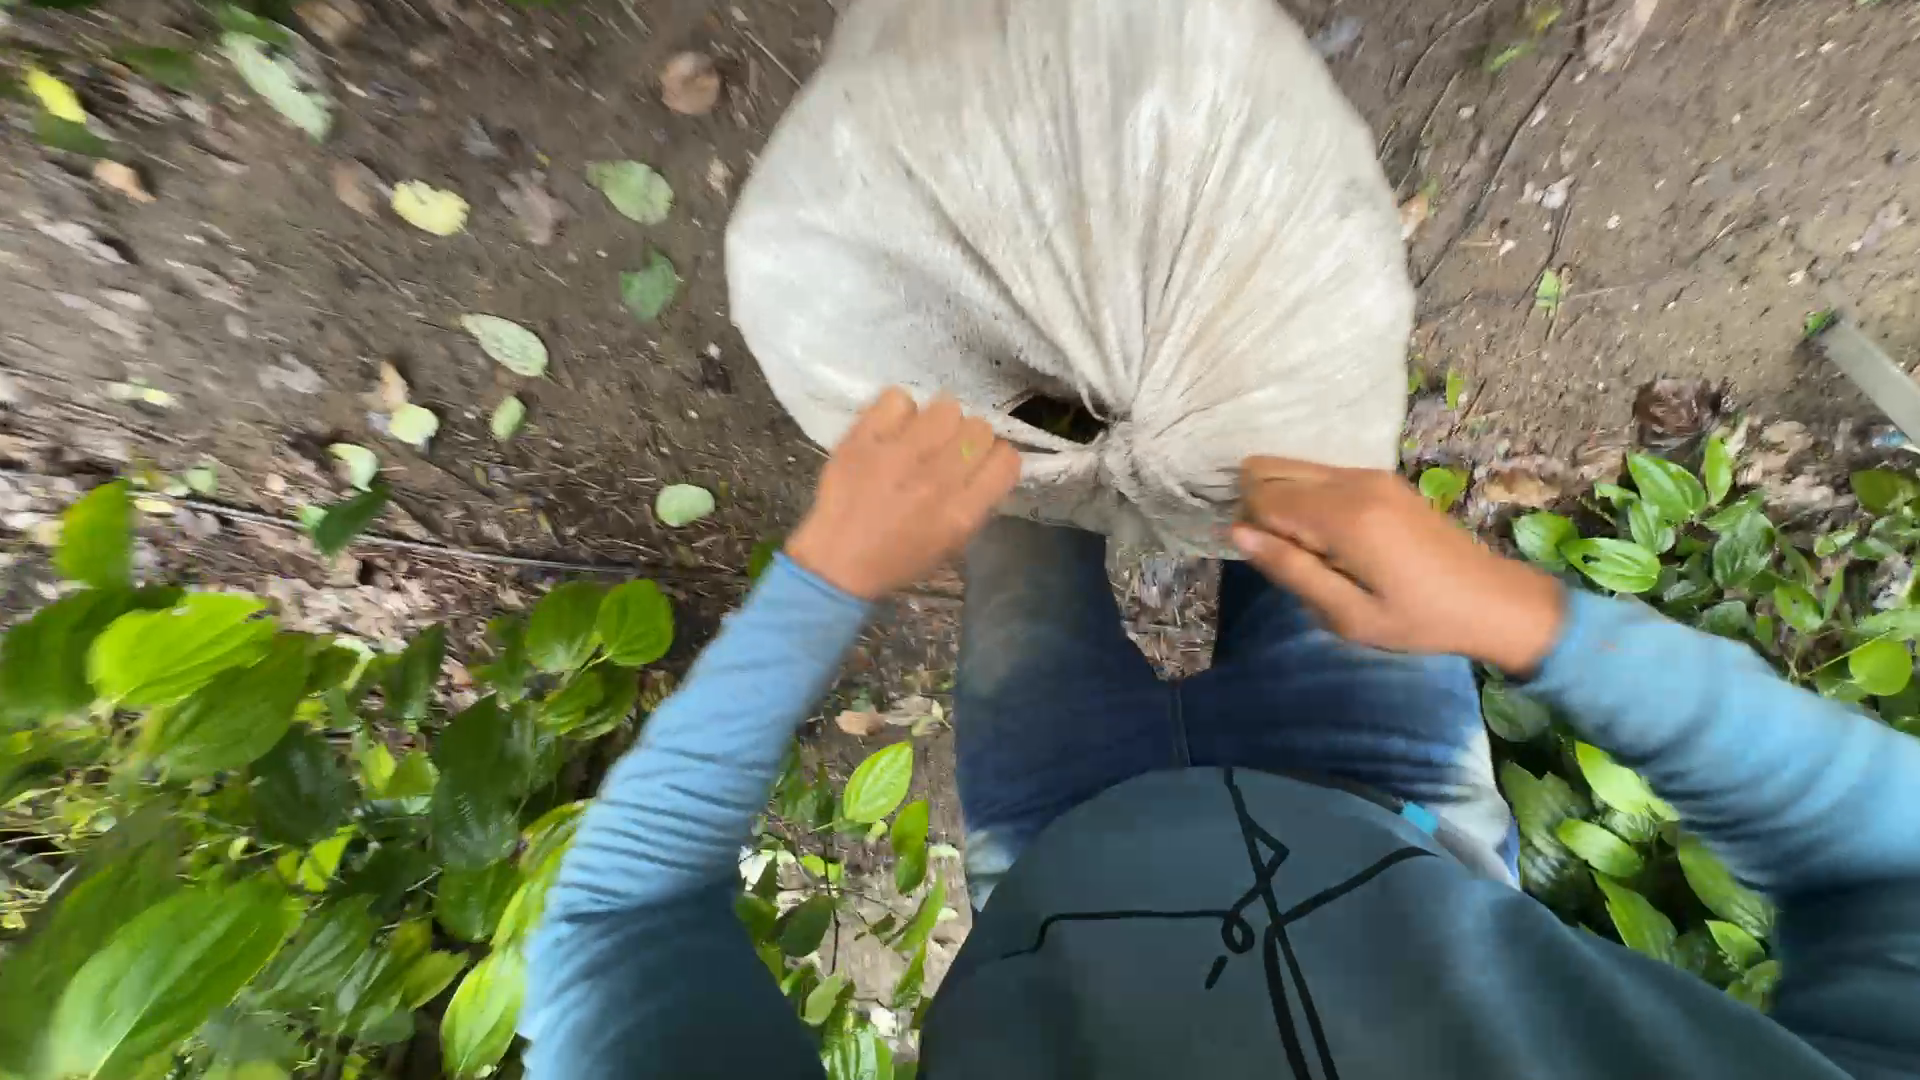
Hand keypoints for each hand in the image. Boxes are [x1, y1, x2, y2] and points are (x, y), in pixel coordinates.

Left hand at [787, 388, 1021, 599]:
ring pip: (946, 407)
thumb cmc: (899, 558)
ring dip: (938, 422)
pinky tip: (892, 431)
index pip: (1006, 458)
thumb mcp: (953, 542)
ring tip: (919, 440)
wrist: (836, 562)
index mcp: (961, 513)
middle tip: (946, 453)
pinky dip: (899, 411)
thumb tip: (988, 458)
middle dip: (967, 439)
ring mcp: (897, 456)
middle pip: (980, 428)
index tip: (979, 464)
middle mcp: (935, 481)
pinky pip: (899, 398)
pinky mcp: (862, 439)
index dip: (995, 458)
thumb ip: (977, 499)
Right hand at [1229, 456, 1565, 674]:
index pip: (1260, 497)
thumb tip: (1236, 532)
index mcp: (1345, 517)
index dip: (1249, 528)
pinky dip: (1302, 497)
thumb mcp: (1346, 614)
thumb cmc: (1417, 619)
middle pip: (1266, 468)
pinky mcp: (1378, 476)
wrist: (1494, 601)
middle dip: (1255, 506)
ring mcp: (1367, 473)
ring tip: (1303, 545)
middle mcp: (1352, 482)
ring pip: (1287, 466)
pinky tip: (1326, 536)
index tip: (1271, 562)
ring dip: (1278, 500)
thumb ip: (1290, 569)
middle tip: (1281, 552)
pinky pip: (1315, 473)